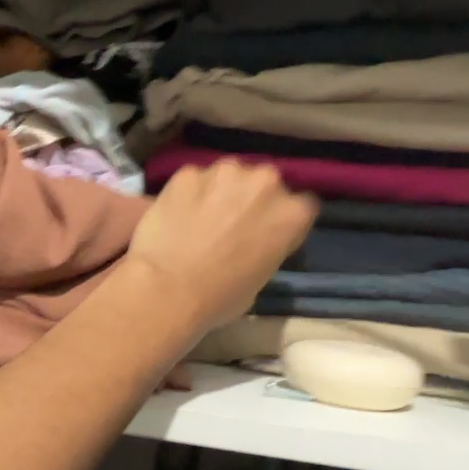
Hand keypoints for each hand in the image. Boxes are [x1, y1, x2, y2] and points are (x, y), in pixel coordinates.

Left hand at [124, 161, 318, 334]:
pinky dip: (187, 192)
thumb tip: (251, 242)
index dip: (280, 219)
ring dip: (219, 190)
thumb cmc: (219, 297)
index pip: (300, 205)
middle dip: (250, 198)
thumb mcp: (260, 277)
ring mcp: (224, 172)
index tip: (265, 232)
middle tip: (230, 222)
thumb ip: (265, 247)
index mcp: (291, 213)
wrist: (167, 288)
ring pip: (228, 175)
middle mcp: (265, 182)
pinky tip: (175, 214)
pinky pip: (193, 180)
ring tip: (199, 216)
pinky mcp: (188, 172)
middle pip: (265, 183)